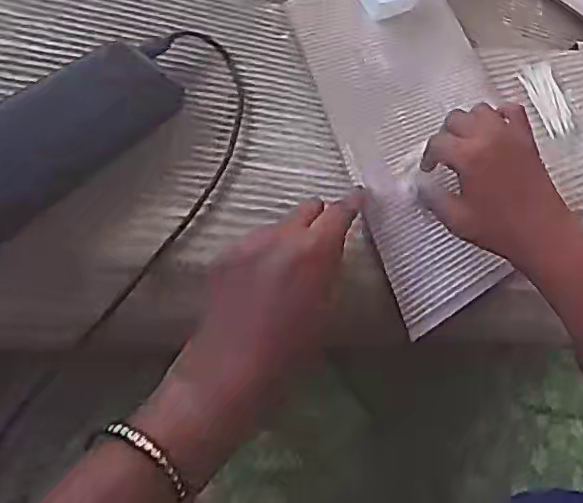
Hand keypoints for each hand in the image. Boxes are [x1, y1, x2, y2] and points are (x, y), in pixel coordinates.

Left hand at [131, 193, 362, 485]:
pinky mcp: (225, 254)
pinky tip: (261, 280)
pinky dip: (265, 250)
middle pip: (309, 206)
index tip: (360, 202)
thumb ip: (331, 268)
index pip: (340, 209)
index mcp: (313, 250)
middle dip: (320, 219)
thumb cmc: (286, 356)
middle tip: (325, 242)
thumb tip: (334, 248)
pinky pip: (256, 240)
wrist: (222, 380)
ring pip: (281, 223)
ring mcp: (249, 242)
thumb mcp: (326, 311)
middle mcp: (281, 235)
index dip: (353, 204)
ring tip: (288, 268)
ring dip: (290, 235)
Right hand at [417, 103, 582, 278]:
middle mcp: (487, 137)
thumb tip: (421, 186)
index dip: (428, 156)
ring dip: (470, 122)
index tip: (430, 168)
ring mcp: (509, 134)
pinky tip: (495, 128)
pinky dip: (500, 114)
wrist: (542, 232)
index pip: (437, 142)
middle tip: (445, 154)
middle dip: (445, 135)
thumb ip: (433, 199)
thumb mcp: (457, 220)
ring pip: (480, 109)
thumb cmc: (502, 229)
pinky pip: (512, 110)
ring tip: (467, 141)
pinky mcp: (526, 137)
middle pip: (455, 118)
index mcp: (468, 155)